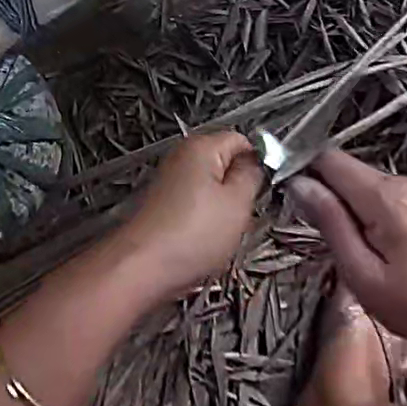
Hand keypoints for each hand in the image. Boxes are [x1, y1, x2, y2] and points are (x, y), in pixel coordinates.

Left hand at [108, 131, 263, 298]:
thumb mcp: (237, 203)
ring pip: (212, 187)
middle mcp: (182, 155)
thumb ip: (252, 175)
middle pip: (225, 163)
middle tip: (241, 215)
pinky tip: (204, 239)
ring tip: (221, 232)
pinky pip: (196, 203)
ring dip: (223, 208)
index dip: (257, 162)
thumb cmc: (193, 233)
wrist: (143, 265)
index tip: (263, 190)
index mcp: (201, 146)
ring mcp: (171, 178)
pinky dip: (205, 219)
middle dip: (239, 188)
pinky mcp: (164, 201)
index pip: (241, 140)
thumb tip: (256, 161)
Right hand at [287, 149, 406, 350]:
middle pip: (344, 167)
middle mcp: (403, 183)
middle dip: (325, 190)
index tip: (292, 195)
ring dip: (343, 199)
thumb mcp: (359, 271)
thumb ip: (329, 221)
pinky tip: (368, 238)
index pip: (329, 159)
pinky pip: (375, 188)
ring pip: (358, 177)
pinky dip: (361, 205)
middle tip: (320, 229)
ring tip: (347, 240)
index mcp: (387, 199)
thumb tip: (298, 183)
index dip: (305, 170)